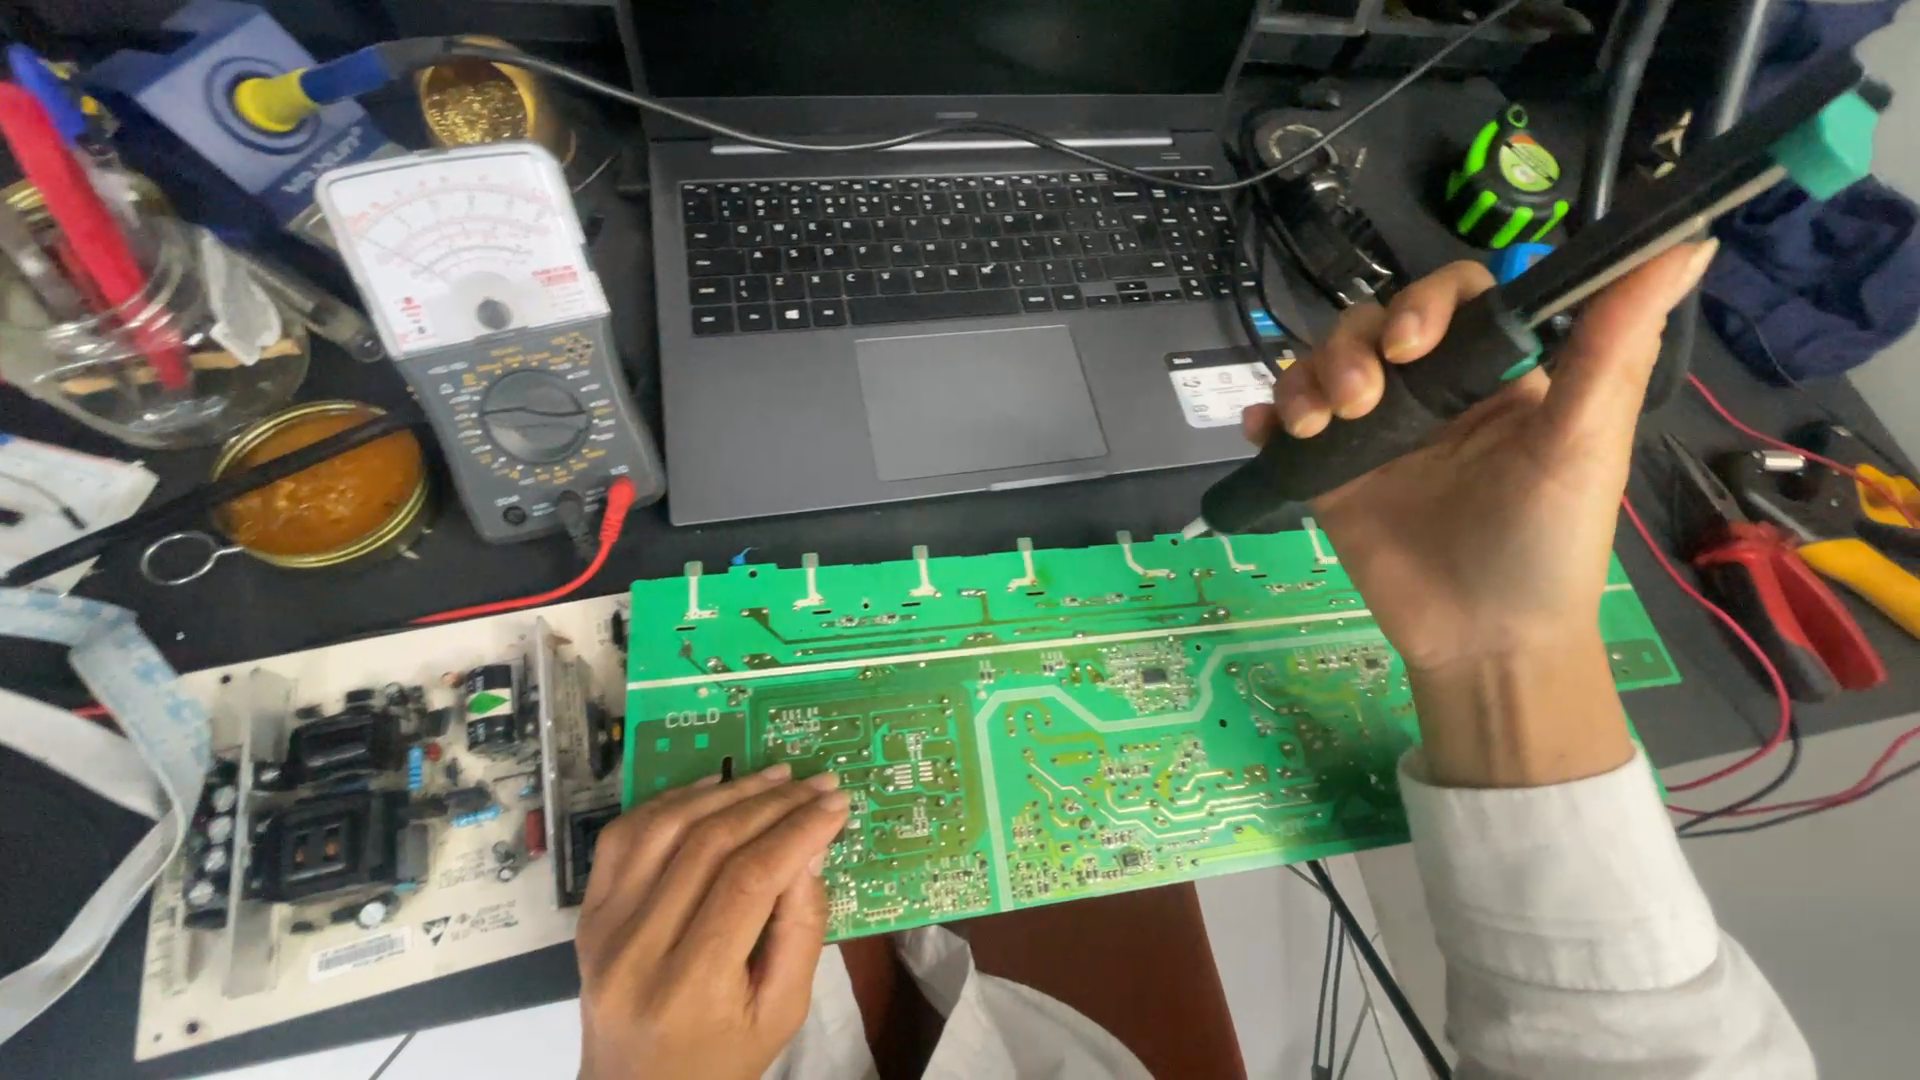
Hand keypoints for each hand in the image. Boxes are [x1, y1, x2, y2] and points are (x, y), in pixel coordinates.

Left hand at [575, 765, 849, 1079]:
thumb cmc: (722, 1060)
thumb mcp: (783, 1012)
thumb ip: (802, 931)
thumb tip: (809, 850)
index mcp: (690, 988)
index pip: (749, 881)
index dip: (798, 831)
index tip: (836, 802)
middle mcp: (636, 952)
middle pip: (710, 846)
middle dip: (774, 803)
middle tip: (817, 782)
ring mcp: (603, 928)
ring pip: (668, 828)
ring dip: (729, 790)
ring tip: (776, 775)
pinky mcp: (589, 913)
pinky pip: (627, 835)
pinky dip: (673, 799)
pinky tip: (716, 786)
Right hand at [1242, 242, 1716, 784]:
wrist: (1479, 637)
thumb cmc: (1545, 542)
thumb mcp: (1583, 444)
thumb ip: (1612, 348)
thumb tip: (1684, 241)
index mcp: (1488, 376)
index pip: (1450, 300)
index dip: (1422, 302)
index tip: (1409, 345)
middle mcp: (1423, 396)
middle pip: (1366, 328)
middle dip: (1348, 350)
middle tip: (1357, 402)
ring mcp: (1368, 436)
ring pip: (1318, 370)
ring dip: (1304, 381)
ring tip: (1312, 427)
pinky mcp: (1326, 475)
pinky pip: (1284, 429)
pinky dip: (1265, 419)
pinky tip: (1262, 432)